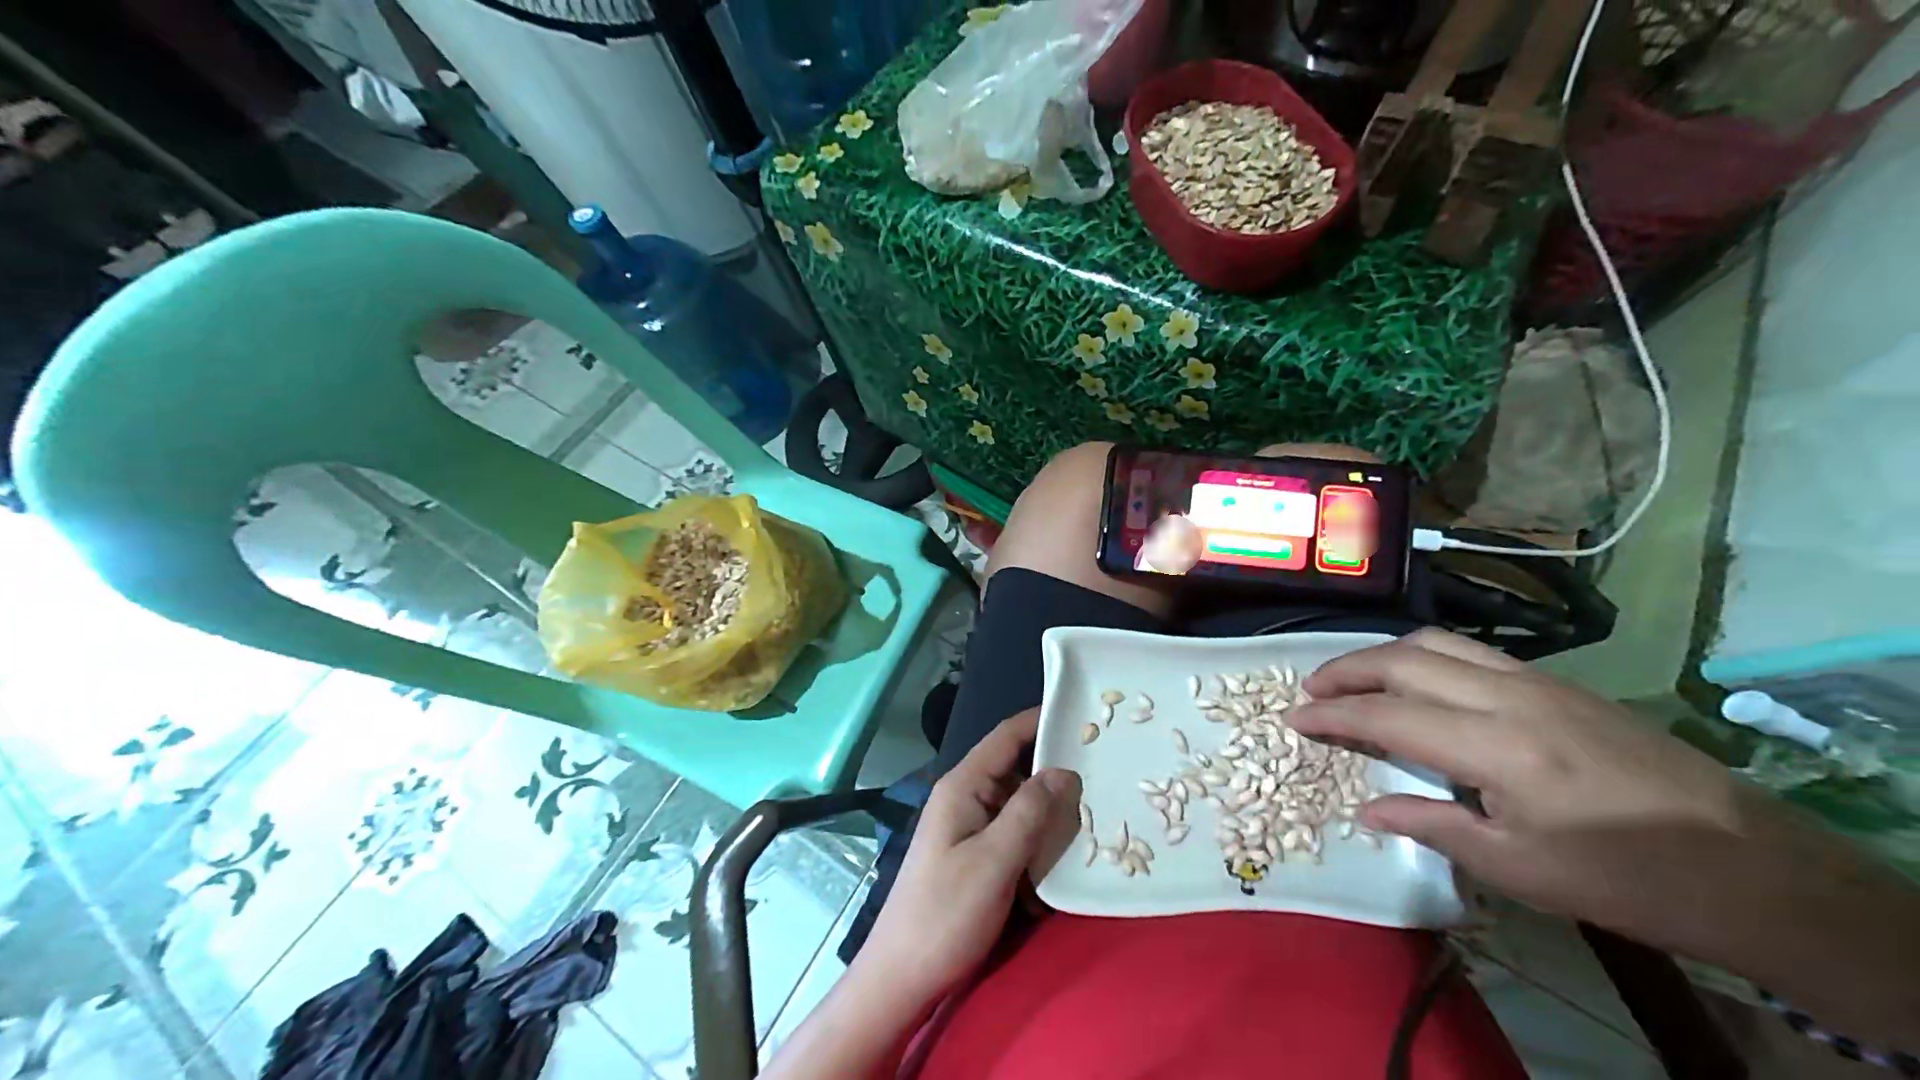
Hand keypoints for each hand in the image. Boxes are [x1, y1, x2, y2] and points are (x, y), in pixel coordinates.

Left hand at [858, 708, 1081, 1003]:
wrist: (903, 976)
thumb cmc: (945, 914)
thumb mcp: (993, 861)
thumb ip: (1029, 811)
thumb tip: (1065, 770)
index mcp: (963, 786)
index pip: (1007, 736)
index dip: (1043, 720)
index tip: (1087, 718)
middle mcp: (966, 798)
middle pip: (1017, 768)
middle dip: (1056, 770)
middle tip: (1106, 772)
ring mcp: (969, 828)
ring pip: (1020, 803)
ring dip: (1050, 810)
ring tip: (1097, 811)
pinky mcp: (976, 856)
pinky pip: (1015, 834)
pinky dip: (1039, 840)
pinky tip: (1066, 855)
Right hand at [1288, 629, 1919, 1046]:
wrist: (1757, 869)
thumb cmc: (1628, 880)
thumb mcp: (1520, 868)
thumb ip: (1433, 825)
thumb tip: (1367, 811)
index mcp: (1497, 747)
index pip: (1387, 715)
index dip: (1333, 715)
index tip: (1294, 718)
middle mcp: (1510, 698)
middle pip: (1404, 660)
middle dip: (1346, 670)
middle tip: (1311, 688)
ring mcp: (1540, 683)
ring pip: (1439, 643)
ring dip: (1384, 654)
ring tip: (1354, 675)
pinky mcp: (1562, 684)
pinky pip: (1473, 652)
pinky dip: (1427, 655)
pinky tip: (1420, 679)